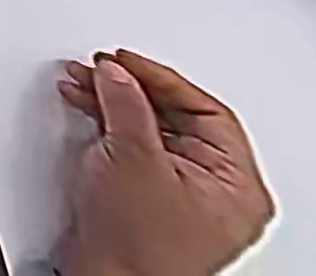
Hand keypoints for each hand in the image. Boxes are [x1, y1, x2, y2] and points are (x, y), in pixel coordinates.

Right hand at [55, 50, 273, 275]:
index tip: (125, 60)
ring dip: (110, 96)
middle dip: (130, 85)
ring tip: (81, 80)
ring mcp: (177, 186)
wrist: (109, 275)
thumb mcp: (133, 156)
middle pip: (174, 113)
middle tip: (102, 67)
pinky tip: (82, 102)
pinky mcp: (145, 187)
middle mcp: (213, 185)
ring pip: (147, 122)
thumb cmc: (139, 239)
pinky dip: (103, 114)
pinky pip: (128, 135)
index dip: (162, 78)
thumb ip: (125, 105)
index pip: (206, 110)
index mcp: (234, 182)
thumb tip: (117, 72)